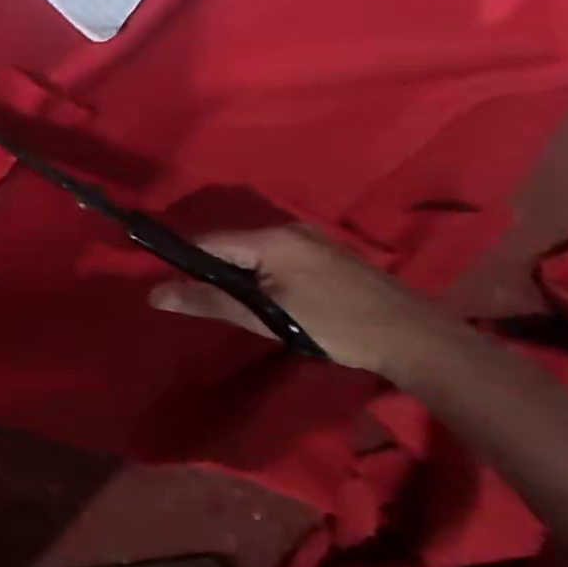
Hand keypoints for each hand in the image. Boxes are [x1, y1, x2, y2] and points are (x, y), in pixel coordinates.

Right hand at [147, 225, 491, 382]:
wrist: (414, 337)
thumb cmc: (335, 326)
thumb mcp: (266, 317)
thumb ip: (207, 301)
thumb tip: (153, 294)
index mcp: (270, 238)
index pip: (206, 242)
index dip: (181, 262)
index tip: (167, 285)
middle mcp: (287, 228)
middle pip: (229, 244)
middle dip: (210, 270)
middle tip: (203, 303)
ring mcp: (309, 238)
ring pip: (252, 251)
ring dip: (236, 274)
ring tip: (233, 304)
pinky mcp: (323, 253)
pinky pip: (273, 255)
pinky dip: (259, 274)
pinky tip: (267, 298)